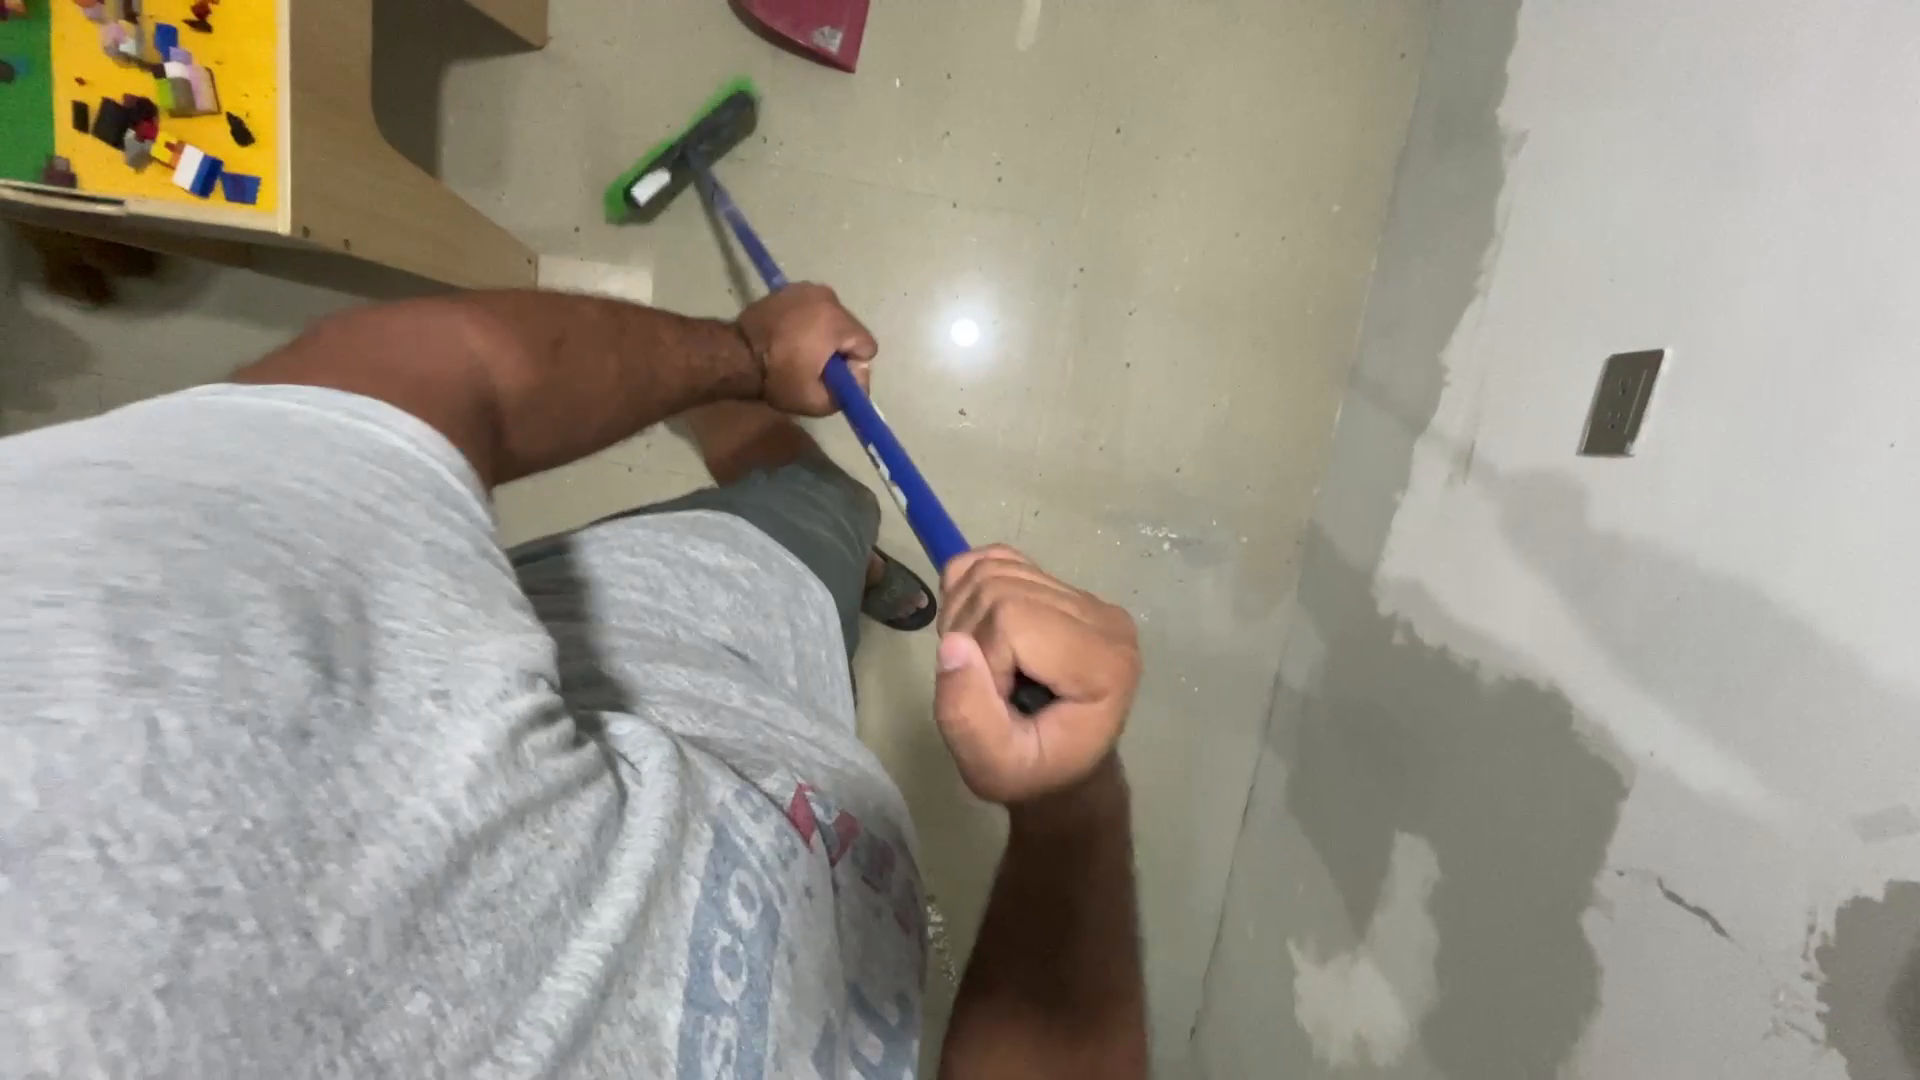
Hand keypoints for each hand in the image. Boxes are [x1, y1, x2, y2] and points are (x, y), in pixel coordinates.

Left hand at [736, 283, 876, 415]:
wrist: (735, 354)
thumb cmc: (778, 377)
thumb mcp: (817, 401)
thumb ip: (847, 395)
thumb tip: (855, 385)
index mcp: (838, 321)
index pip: (867, 347)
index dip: (855, 369)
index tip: (834, 379)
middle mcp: (828, 297)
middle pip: (850, 331)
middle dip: (839, 351)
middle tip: (817, 369)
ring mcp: (806, 288)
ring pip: (832, 319)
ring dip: (824, 337)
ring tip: (802, 354)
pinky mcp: (789, 289)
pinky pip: (812, 310)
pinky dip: (808, 325)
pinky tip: (792, 340)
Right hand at [934, 545, 1140, 803]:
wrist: (1064, 766)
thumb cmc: (1035, 773)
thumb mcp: (992, 769)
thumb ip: (968, 716)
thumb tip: (952, 643)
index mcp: (1103, 662)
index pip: (1012, 619)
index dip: (983, 659)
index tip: (995, 703)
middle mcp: (1103, 617)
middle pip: (999, 587)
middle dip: (968, 635)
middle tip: (981, 682)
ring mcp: (1084, 595)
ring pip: (993, 569)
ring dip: (964, 614)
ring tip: (981, 661)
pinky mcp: (1061, 585)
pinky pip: (997, 559)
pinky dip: (969, 586)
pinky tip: (979, 628)